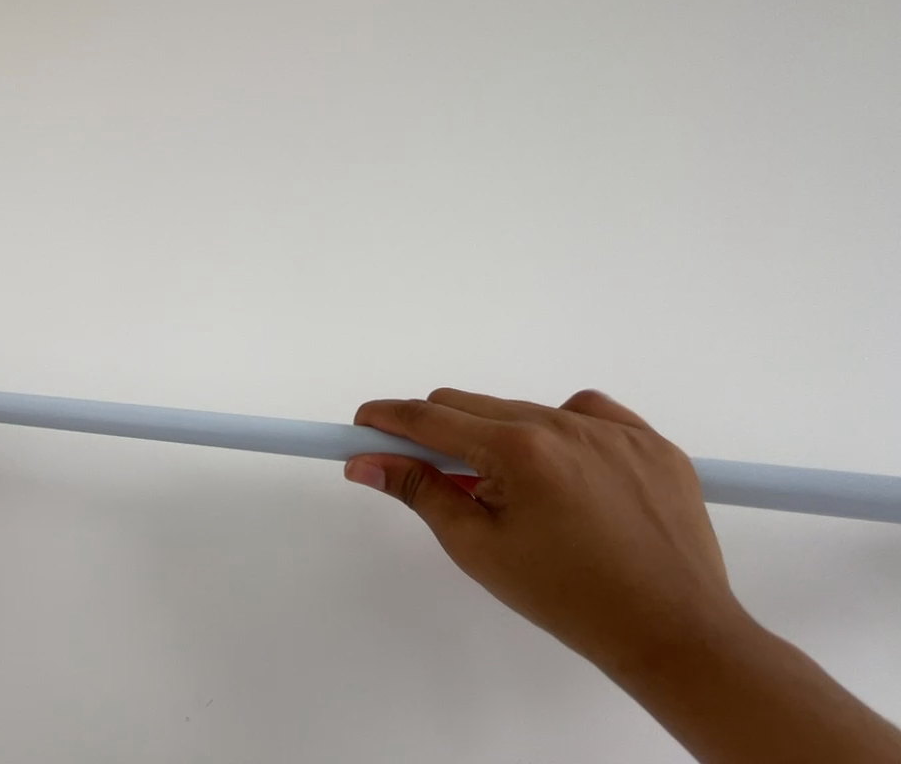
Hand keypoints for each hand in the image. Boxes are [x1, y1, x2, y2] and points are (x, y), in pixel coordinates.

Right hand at [345, 388, 745, 676]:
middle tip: (438, 475)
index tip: (362, 427)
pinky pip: (584, 411)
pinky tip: (563, 469)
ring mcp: (613, 430)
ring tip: (512, 489)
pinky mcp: (651, 442)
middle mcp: (563, 425)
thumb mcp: (474, 545)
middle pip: (466, 405)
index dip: (384, 419)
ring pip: (519, 409)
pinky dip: (558, 429)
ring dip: (495, 436)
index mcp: (517, 450)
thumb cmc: (566, 597)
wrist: (677, 636)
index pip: (426, 416)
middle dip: (437, 432)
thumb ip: (416, 489)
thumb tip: (365, 462)